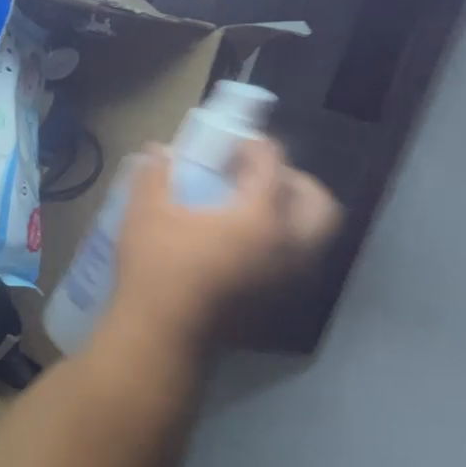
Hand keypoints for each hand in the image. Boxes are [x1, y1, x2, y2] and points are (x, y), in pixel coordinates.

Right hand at [107, 139, 341, 348]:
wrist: (164, 326)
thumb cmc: (156, 262)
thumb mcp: (146, 211)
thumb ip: (156, 175)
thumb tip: (160, 150)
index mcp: (260, 217)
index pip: (272, 169)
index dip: (257, 148)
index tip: (239, 140)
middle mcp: (290, 244)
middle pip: (319, 204)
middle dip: (296, 181)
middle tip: (261, 173)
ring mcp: (290, 276)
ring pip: (314, 235)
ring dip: (293, 213)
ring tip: (253, 207)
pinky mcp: (279, 298)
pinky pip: (296, 259)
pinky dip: (281, 241)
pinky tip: (244, 243)